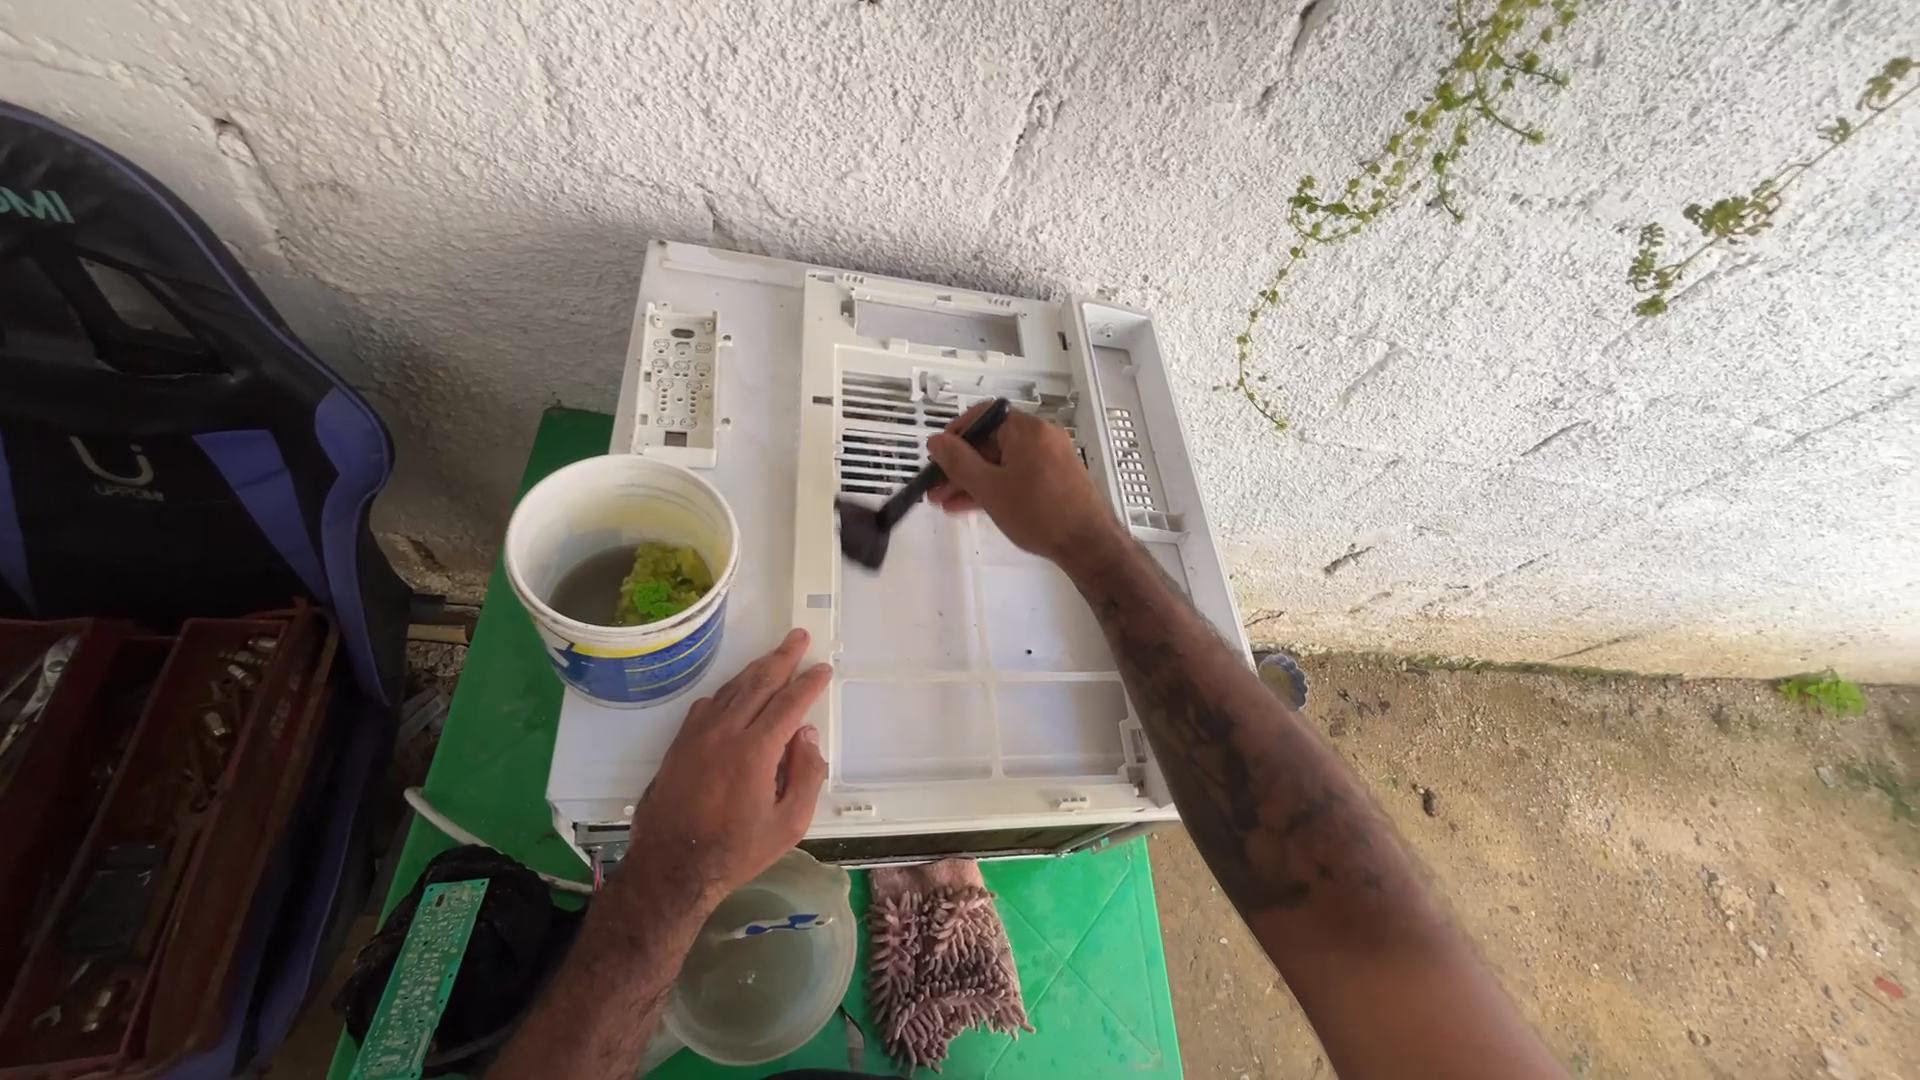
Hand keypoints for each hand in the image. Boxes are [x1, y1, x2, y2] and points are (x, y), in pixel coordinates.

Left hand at [625, 628, 830, 903]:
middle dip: (782, 657)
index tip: (822, 668)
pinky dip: (727, 691)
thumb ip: (806, 775)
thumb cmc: (736, 852)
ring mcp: (698, 736)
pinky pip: (707, 705)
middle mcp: (725, 733)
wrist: (671, 870)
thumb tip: (806, 736)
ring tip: (774, 655)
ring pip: (731, 689)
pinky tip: (736, 690)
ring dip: (756, 668)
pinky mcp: (679, 745)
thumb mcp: (789, 824)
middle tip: (798, 637)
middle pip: (759, 683)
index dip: (809, 683)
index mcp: (755, 751)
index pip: (789, 703)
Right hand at [926, 401, 1123, 566]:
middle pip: (991, 442)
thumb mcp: (989, 488)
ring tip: (947, 503)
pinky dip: (997, 487)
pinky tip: (973, 505)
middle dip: (960, 467)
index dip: (956, 434)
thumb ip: (958, 462)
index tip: (938, 456)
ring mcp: (1051, 458)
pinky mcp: (1055, 479)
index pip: (983, 416)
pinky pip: (1018, 475)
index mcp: (1026, 429)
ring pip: (1003, 463)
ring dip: (975, 481)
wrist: (1087, 544)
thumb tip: (937, 442)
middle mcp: (1041, 437)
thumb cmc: (1039, 513)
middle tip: (937, 488)